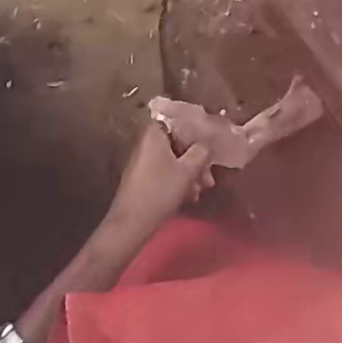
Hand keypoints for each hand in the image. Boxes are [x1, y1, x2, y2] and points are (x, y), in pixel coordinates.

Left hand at [103, 123, 214, 237]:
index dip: (194, 127)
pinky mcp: (144, 179)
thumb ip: (201, 153)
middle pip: (177, 142)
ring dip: (190, 172)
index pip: (176, 119)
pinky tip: (191, 196)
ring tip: (203, 188)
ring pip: (174, 160)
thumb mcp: (187, 171)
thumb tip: (206, 145)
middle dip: (196, 157)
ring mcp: (144, 162)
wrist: (132, 223)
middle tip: (209, 174)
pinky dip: (179, 180)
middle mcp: (147, 144)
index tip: (210, 138)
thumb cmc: (160, 191)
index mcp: (154, 136)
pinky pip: (166, 172)